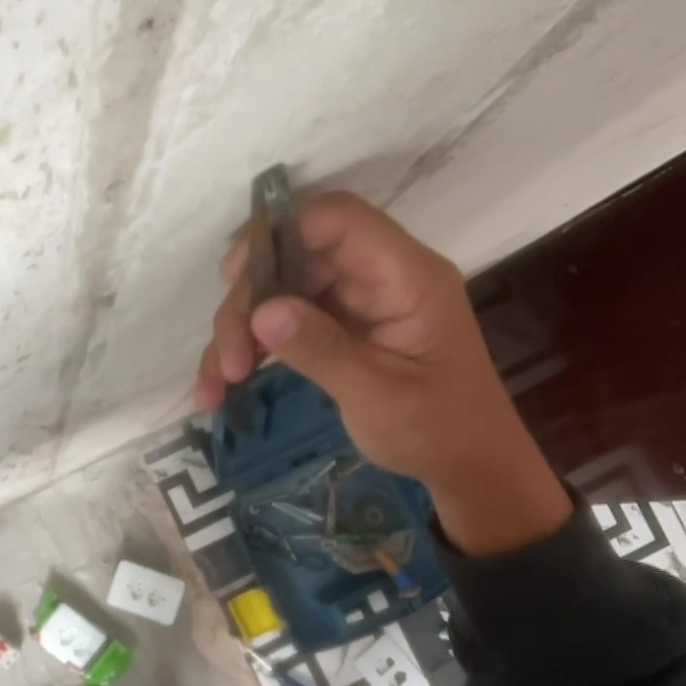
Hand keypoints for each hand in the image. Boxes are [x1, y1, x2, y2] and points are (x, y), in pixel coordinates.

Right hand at [193, 191, 570, 554]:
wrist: (466, 465)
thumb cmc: (437, 431)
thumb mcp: (379, 396)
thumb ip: (322, 350)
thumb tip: (261, 312)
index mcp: (405, 276)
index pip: (340, 221)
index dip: (281, 233)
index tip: (233, 277)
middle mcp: (376, 277)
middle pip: (295, 259)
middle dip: (249, 303)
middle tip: (230, 360)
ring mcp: (355, 302)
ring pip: (279, 292)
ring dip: (240, 332)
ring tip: (219, 383)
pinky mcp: (337, 327)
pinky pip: (282, 323)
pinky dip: (250, 351)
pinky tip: (220, 388)